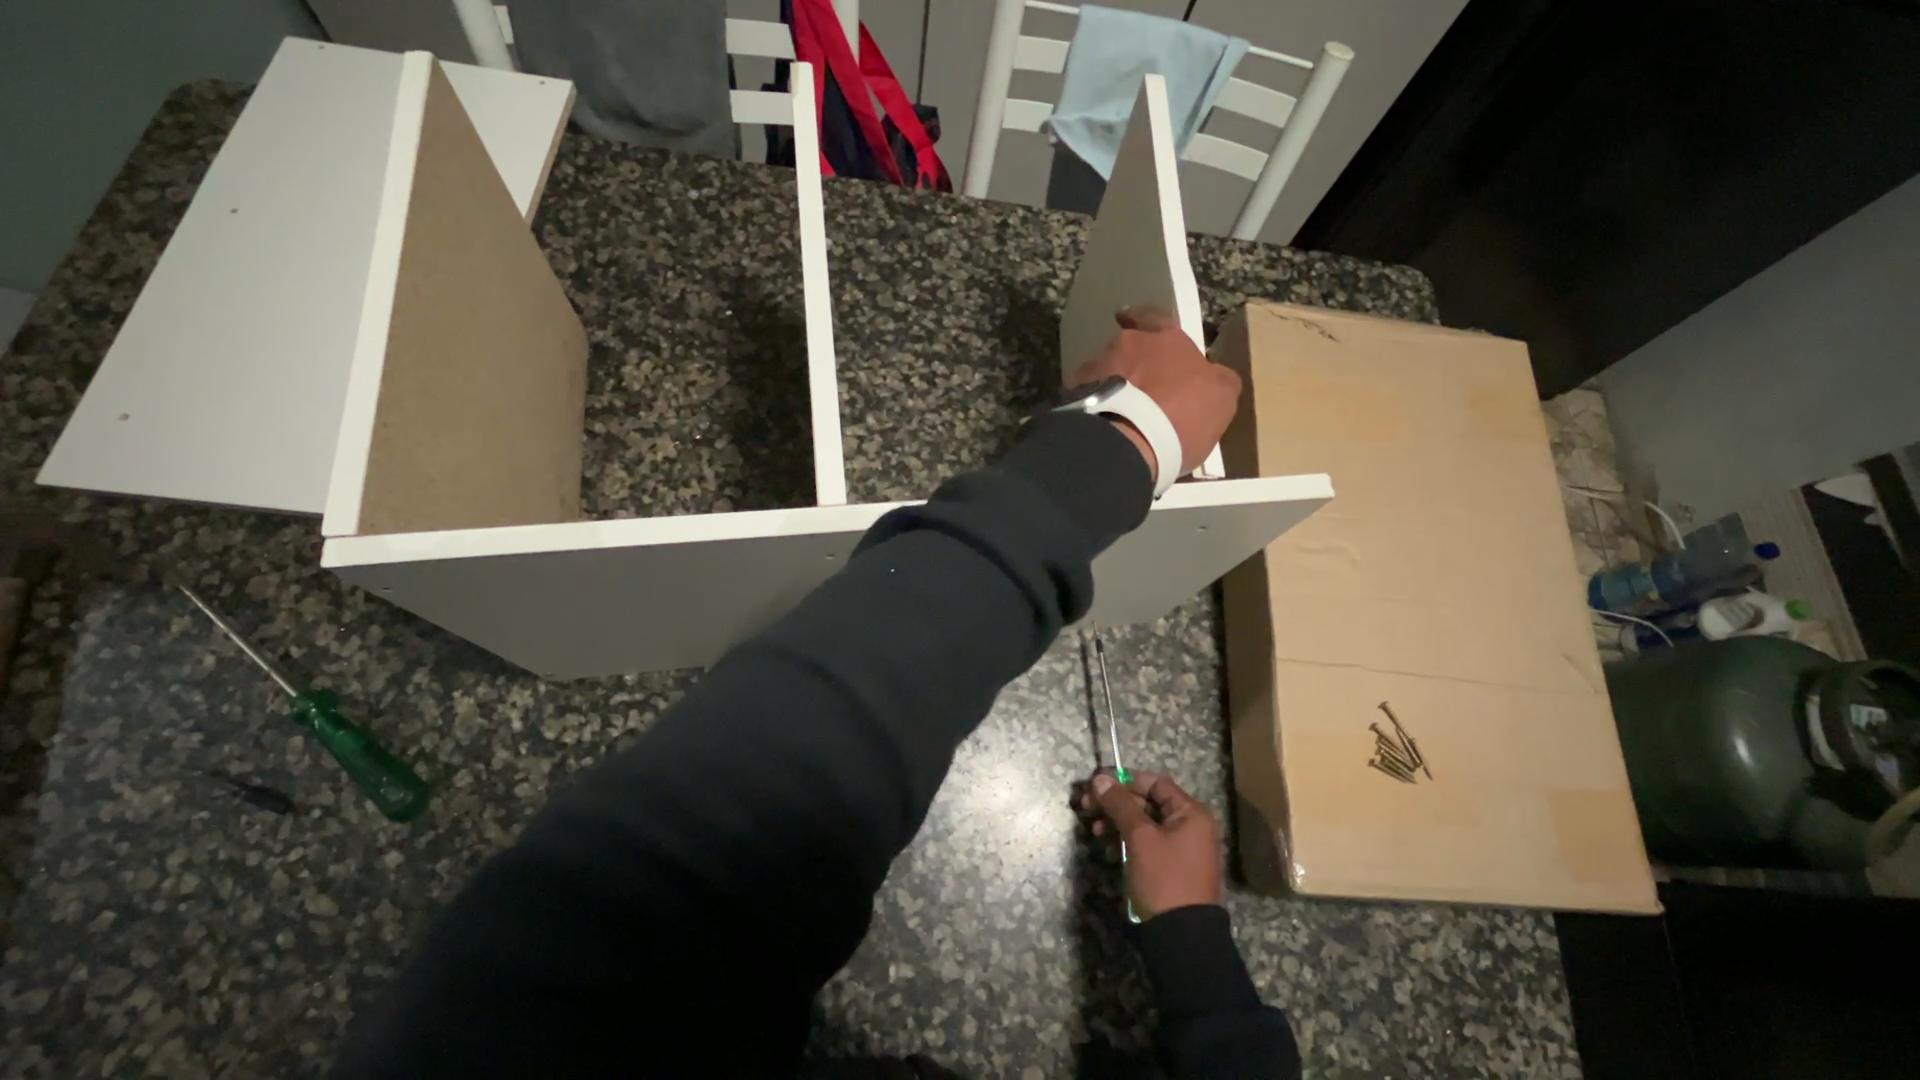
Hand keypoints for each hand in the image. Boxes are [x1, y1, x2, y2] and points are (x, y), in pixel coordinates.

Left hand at [1066, 306, 1241, 480]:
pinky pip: (1085, 396)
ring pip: (1103, 371)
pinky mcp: (1071, 395)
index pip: (1156, 317)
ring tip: (1118, 412)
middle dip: (1131, 363)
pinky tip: (1102, 424)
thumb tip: (1211, 375)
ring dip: (1111, 386)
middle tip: (1138, 388)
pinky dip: (1093, 406)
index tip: (1136, 320)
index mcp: (1166, 339)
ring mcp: (1095, 368)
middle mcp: (1126, 345)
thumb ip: (1217, 380)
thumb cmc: (1183, 416)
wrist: (1129, 442)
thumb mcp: (1221, 398)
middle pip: (1127, 348)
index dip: (1149, 320)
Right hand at [1079, 770, 1223, 918]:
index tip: (1097, 784)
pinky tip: (1108, 849)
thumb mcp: (1140, 837)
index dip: (1125, 780)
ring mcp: (1181, 849)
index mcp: (1191, 813)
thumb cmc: (1164, 878)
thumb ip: (1120, 804)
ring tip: (1095, 830)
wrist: (1181, 936)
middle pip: (1148, 803)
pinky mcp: (1171, 868)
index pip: (1155, 783)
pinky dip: (1127, 842)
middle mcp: (1190, 827)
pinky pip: (1147, 845)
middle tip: (1087, 807)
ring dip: (1118, 823)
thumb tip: (1100, 778)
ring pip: (1144, 825)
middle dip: (1116, 803)